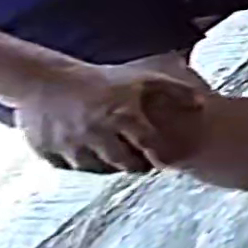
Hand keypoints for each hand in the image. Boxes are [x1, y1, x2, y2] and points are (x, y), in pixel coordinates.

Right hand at [16, 69, 201, 173]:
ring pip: (94, 167)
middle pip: (121, 161)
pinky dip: (85, 167)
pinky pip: (68, 166)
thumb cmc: (105, 79)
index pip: (147, 143)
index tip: (168, 161)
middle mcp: (94, 132)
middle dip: (137, 166)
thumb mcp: (146, 79)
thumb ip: (178, 90)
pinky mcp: (44, 149)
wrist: (46, 81)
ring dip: (111, 169)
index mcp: (122, 115)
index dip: (160, 155)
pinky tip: (97, 162)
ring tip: (124, 164)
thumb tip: (202, 105)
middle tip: (147, 166)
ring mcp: (67, 142)